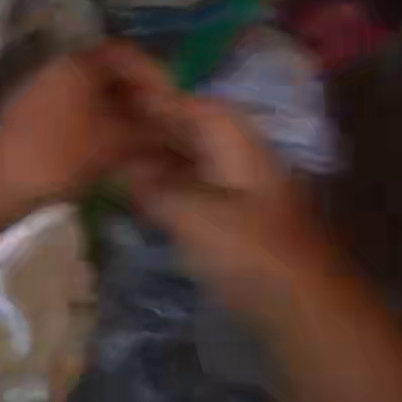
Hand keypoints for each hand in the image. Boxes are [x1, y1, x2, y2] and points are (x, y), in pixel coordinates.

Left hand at [0, 46, 158, 211]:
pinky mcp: (27, 119)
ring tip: (137, 141)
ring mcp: (37, 94)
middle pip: (107, 76)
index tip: (172, 103)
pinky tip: (105, 150)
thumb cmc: (58, 157)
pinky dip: (92, 126)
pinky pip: (70, 114)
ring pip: (88, 97)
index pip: (127, 55)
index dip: (155, 76)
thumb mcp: (114, 142)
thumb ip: (150, 129)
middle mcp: (54, 70)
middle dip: (137, 98)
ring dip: (115, 114)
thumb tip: (175, 128)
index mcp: (76, 64)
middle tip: (158, 125)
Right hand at [94, 42, 340, 310]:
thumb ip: (154, 186)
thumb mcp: (193, 215)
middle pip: (192, 133)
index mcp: (240, 149)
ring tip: (108, 155)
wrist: (299, 308)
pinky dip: (159, 186)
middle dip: (151, 126)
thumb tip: (123, 166)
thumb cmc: (249, 252)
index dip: (157, 99)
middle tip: (103, 125)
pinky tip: (133, 193)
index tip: (116, 94)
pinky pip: (187, 191)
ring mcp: (236, 194)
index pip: (196, 109)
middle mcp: (240, 163)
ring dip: (152, 157)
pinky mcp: (228, 222)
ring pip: (188, 163)